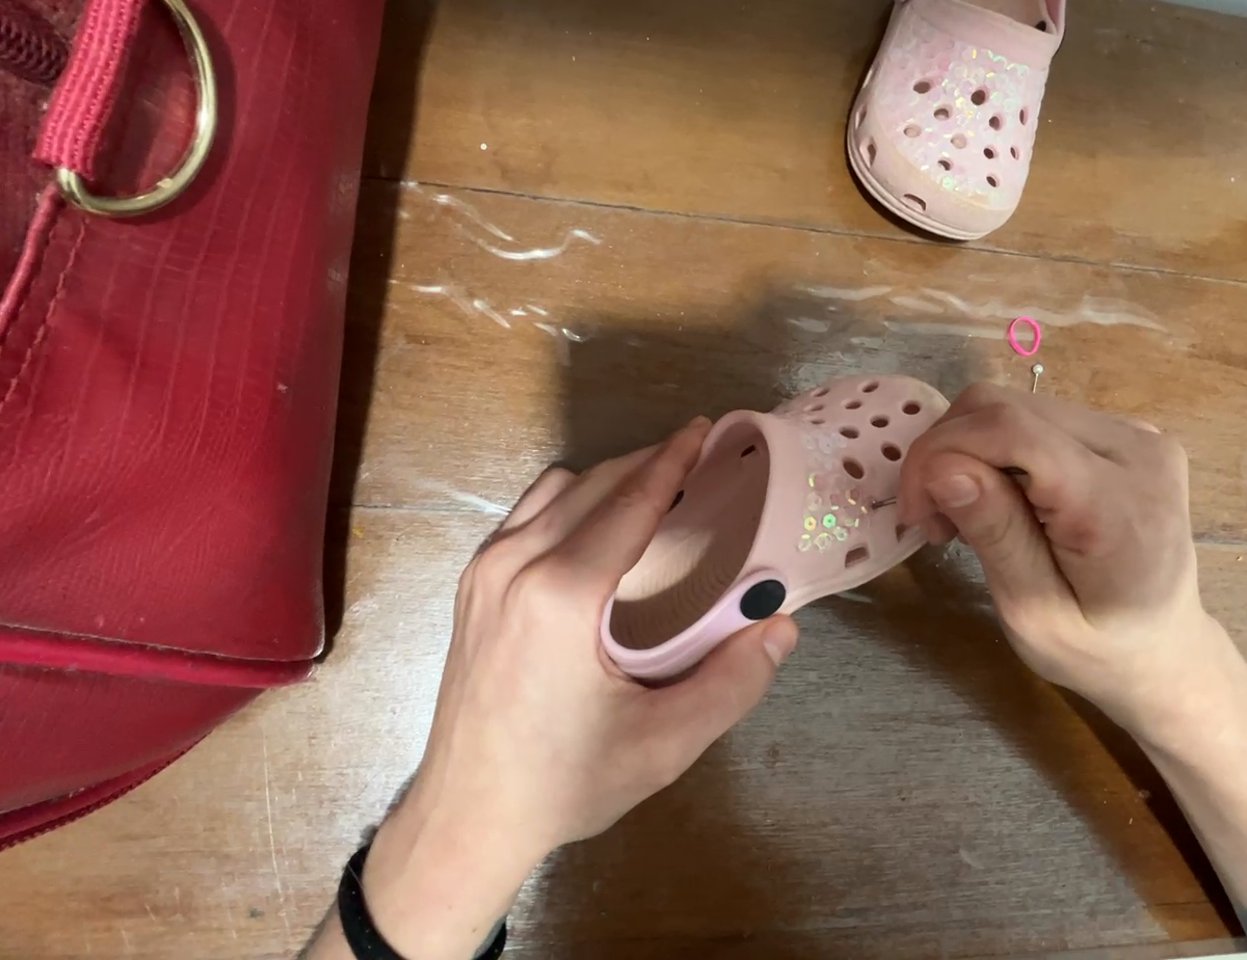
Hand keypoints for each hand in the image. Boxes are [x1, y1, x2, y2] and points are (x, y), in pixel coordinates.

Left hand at [360, 418, 799, 959]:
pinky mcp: (472, 581)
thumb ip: (732, 683)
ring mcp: (486, 568)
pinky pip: (528, 512)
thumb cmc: (564, 781)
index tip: (704, 429)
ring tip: (653, 490)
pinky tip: (597, 526)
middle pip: (596, 483)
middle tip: (696, 458)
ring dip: (609, 478)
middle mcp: (517, 563)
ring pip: (556, 489)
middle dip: (649, 462)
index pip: (631, 502)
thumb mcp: (663, 744)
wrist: (465, 815)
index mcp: (562, 593)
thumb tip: (781, 626)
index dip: (673, 461)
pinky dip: (571, 499)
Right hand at [896, 384, 1209, 729]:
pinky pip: (1031, 418)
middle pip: (1003, 408)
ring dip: (964, 450)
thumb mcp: (1034, 614)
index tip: (913, 510)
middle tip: (929, 517)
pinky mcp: (1119, 432)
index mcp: (1118, 502)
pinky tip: (993, 496)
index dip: (940, 453)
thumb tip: (943, 468)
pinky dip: (991, 449)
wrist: (1162, 651)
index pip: (1010, 430)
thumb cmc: (1095, 651)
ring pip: (1010, 406)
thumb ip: (995, 534)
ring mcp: (1132, 434)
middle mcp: (1134, 448)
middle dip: (944, 452)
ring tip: (959, 511)